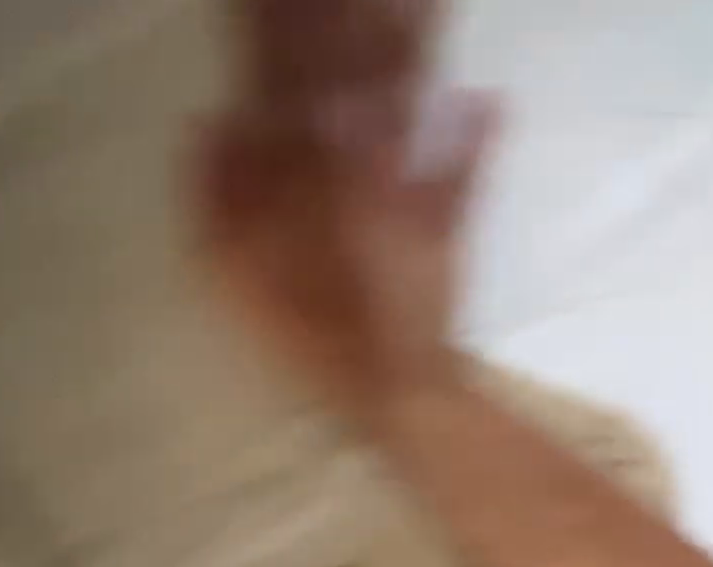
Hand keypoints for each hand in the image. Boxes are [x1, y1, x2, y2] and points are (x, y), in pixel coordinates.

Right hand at [195, 0, 499, 424]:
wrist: (387, 381)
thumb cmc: (301, 330)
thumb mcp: (228, 267)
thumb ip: (218, 188)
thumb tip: (218, 117)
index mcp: (289, 166)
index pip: (276, 64)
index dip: (280, 13)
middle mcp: (349, 161)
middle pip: (344, 62)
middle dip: (344, 8)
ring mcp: (405, 188)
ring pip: (404, 100)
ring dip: (413, 42)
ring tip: (428, 2)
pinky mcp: (446, 222)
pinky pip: (466, 173)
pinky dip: (479, 137)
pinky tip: (493, 97)